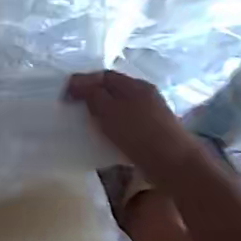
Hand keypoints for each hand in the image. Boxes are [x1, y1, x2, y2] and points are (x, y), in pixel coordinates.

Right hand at [66, 71, 209, 184]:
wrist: (175, 165)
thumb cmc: (140, 134)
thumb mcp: (110, 111)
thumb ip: (92, 95)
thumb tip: (76, 83)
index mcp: (136, 85)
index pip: (104, 75)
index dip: (83, 81)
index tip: (65, 94)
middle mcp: (146, 96)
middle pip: (114, 91)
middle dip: (93, 97)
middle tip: (72, 109)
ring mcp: (153, 116)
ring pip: (121, 109)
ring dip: (103, 114)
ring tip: (85, 126)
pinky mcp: (155, 135)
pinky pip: (128, 126)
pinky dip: (113, 129)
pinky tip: (105, 141)